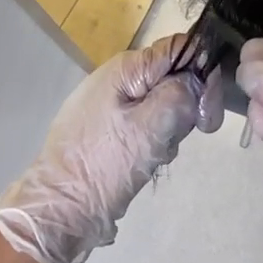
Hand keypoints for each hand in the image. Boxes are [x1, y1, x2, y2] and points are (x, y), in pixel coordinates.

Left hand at [0, 34, 220, 262]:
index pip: (180, 48)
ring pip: (159, 105)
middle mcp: (117, 79)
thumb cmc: (103, 166)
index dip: (202, 73)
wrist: (56, 214)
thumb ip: (181, 94)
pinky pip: (143, 125)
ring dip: (168, 130)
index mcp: (126, 68)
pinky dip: (151, 143)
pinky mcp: (105, 131)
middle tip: (176, 140)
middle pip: (171, 77)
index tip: (207, 112)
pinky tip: (144, 164)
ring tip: (154, 156)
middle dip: (184, 107)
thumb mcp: (151, 128)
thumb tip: (198, 78)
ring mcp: (108, 106)